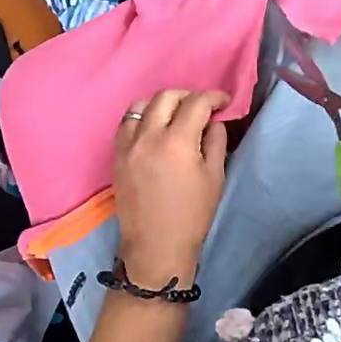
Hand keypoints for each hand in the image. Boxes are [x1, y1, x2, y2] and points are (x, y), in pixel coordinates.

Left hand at [112, 89, 229, 287]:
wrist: (156, 245)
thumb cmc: (192, 214)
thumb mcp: (215, 177)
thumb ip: (215, 142)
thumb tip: (212, 121)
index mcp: (177, 142)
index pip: (196, 103)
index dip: (213, 97)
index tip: (224, 102)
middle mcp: (148, 136)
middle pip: (166, 97)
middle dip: (188, 96)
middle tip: (201, 108)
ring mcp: (128, 144)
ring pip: (141, 105)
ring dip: (162, 104)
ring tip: (175, 116)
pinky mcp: (116, 155)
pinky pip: (126, 123)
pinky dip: (142, 118)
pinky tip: (153, 129)